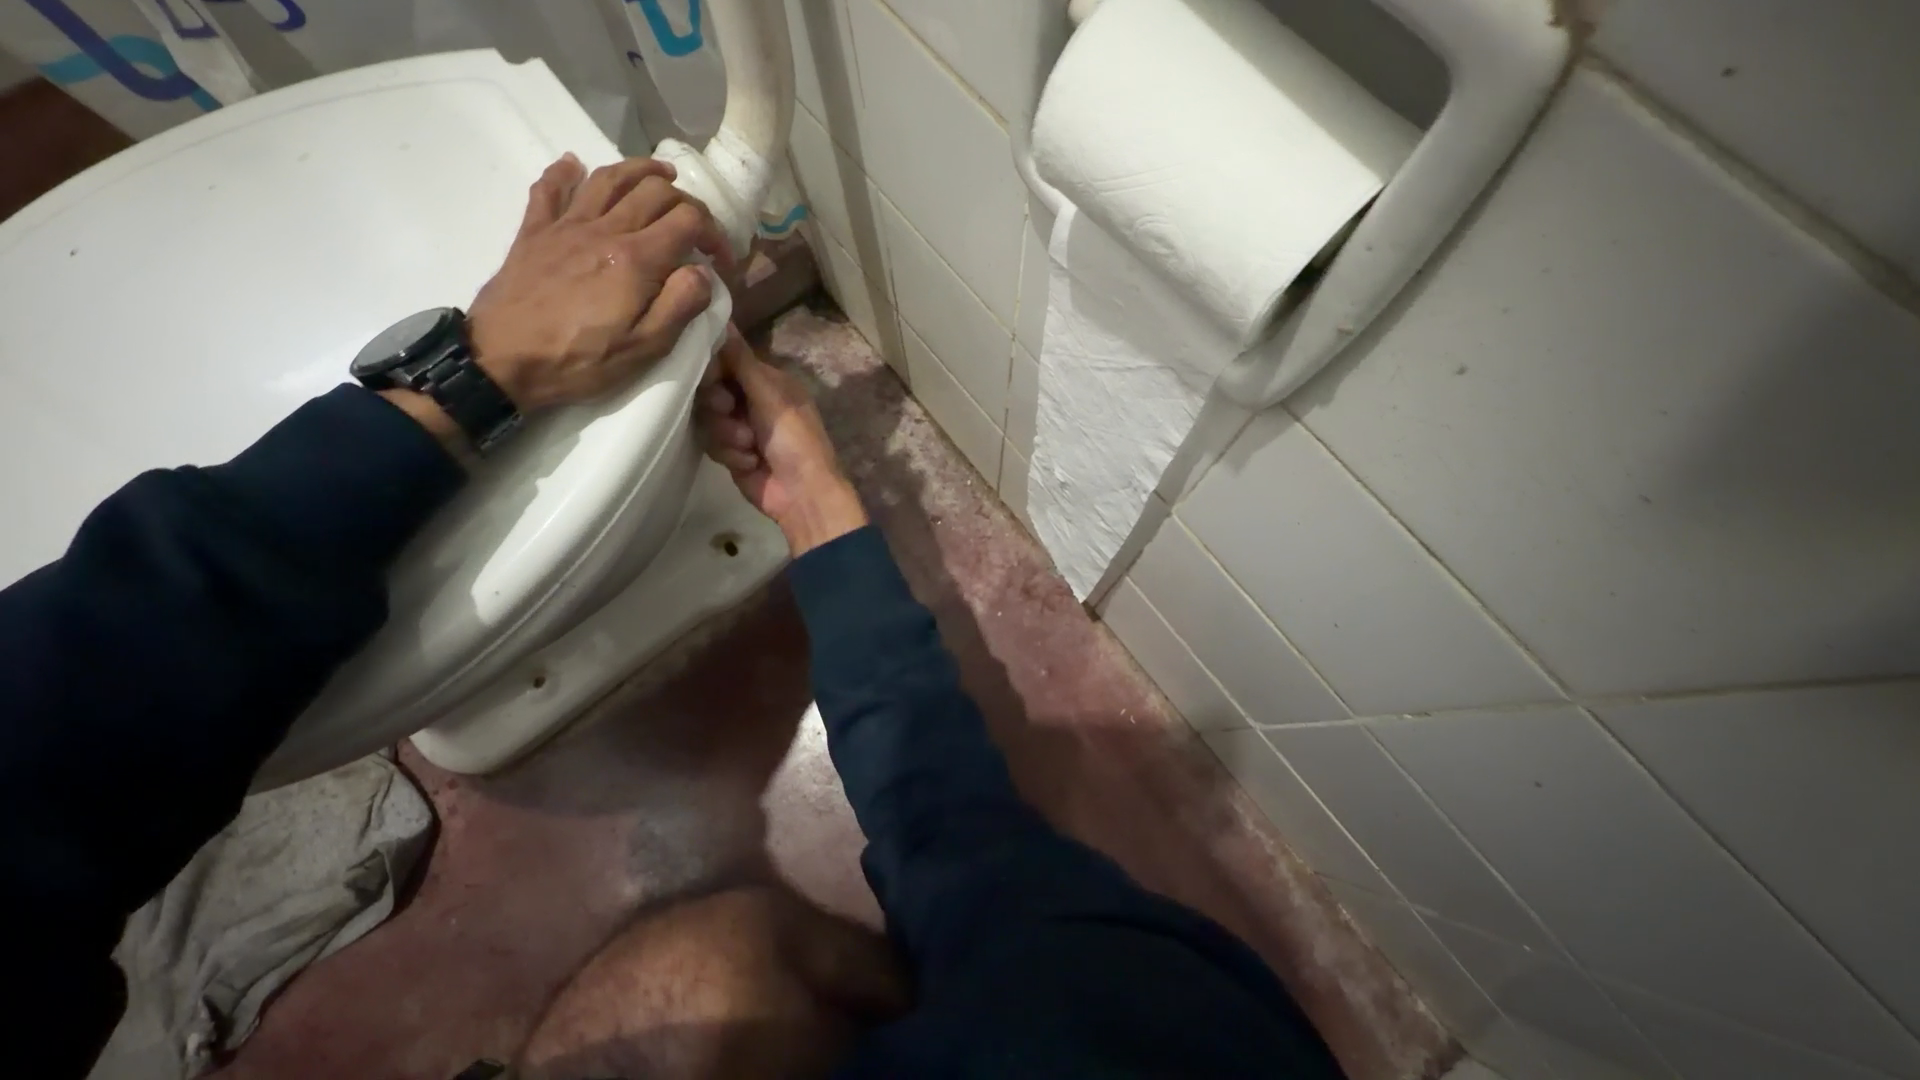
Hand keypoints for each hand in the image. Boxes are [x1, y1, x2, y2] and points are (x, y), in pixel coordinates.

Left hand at [467, 154, 735, 411]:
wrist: (501, 359)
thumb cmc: (579, 361)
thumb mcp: (645, 349)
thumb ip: (680, 306)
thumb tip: (703, 274)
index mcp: (636, 260)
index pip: (689, 221)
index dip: (715, 234)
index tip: (722, 261)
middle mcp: (605, 230)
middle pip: (654, 191)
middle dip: (686, 201)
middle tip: (697, 226)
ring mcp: (566, 226)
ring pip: (609, 177)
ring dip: (640, 170)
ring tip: (660, 175)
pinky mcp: (534, 232)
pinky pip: (550, 189)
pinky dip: (565, 171)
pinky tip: (575, 165)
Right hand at [699, 326, 868, 555]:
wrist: (802, 495)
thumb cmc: (794, 438)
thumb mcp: (770, 394)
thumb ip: (740, 359)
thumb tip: (721, 314)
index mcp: (768, 380)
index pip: (726, 360)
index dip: (713, 368)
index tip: (712, 377)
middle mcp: (753, 400)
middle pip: (710, 389)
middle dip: (718, 405)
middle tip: (730, 412)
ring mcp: (740, 427)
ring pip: (707, 418)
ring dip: (726, 433)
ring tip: (748, 446)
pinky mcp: (731, 453)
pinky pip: (711, 443)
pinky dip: (729, 454)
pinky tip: (749, 462)